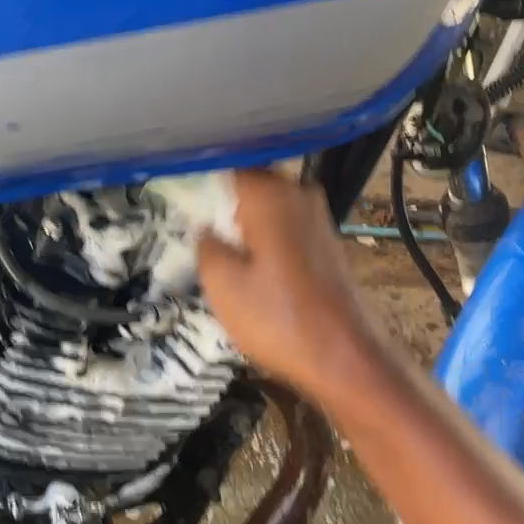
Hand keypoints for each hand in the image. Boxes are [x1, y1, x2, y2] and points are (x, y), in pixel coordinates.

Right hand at [196, 170, 406, 400]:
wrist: (345, 361)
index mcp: (271, 195)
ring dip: (244, 215)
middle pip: (252, 180)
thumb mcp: (222, 285)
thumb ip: (206, 245)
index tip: (178, 183)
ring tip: (214, 234)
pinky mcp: (327, 245)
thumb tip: (205, 227)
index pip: (228, 162)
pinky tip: (247, 256)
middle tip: (191, 213)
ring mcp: (318, 220)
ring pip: (270, 204)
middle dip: (224, 193)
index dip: (202, 169)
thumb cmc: (277, 319)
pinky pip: (285, 224)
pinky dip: (264, 233)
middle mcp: (299, 195)